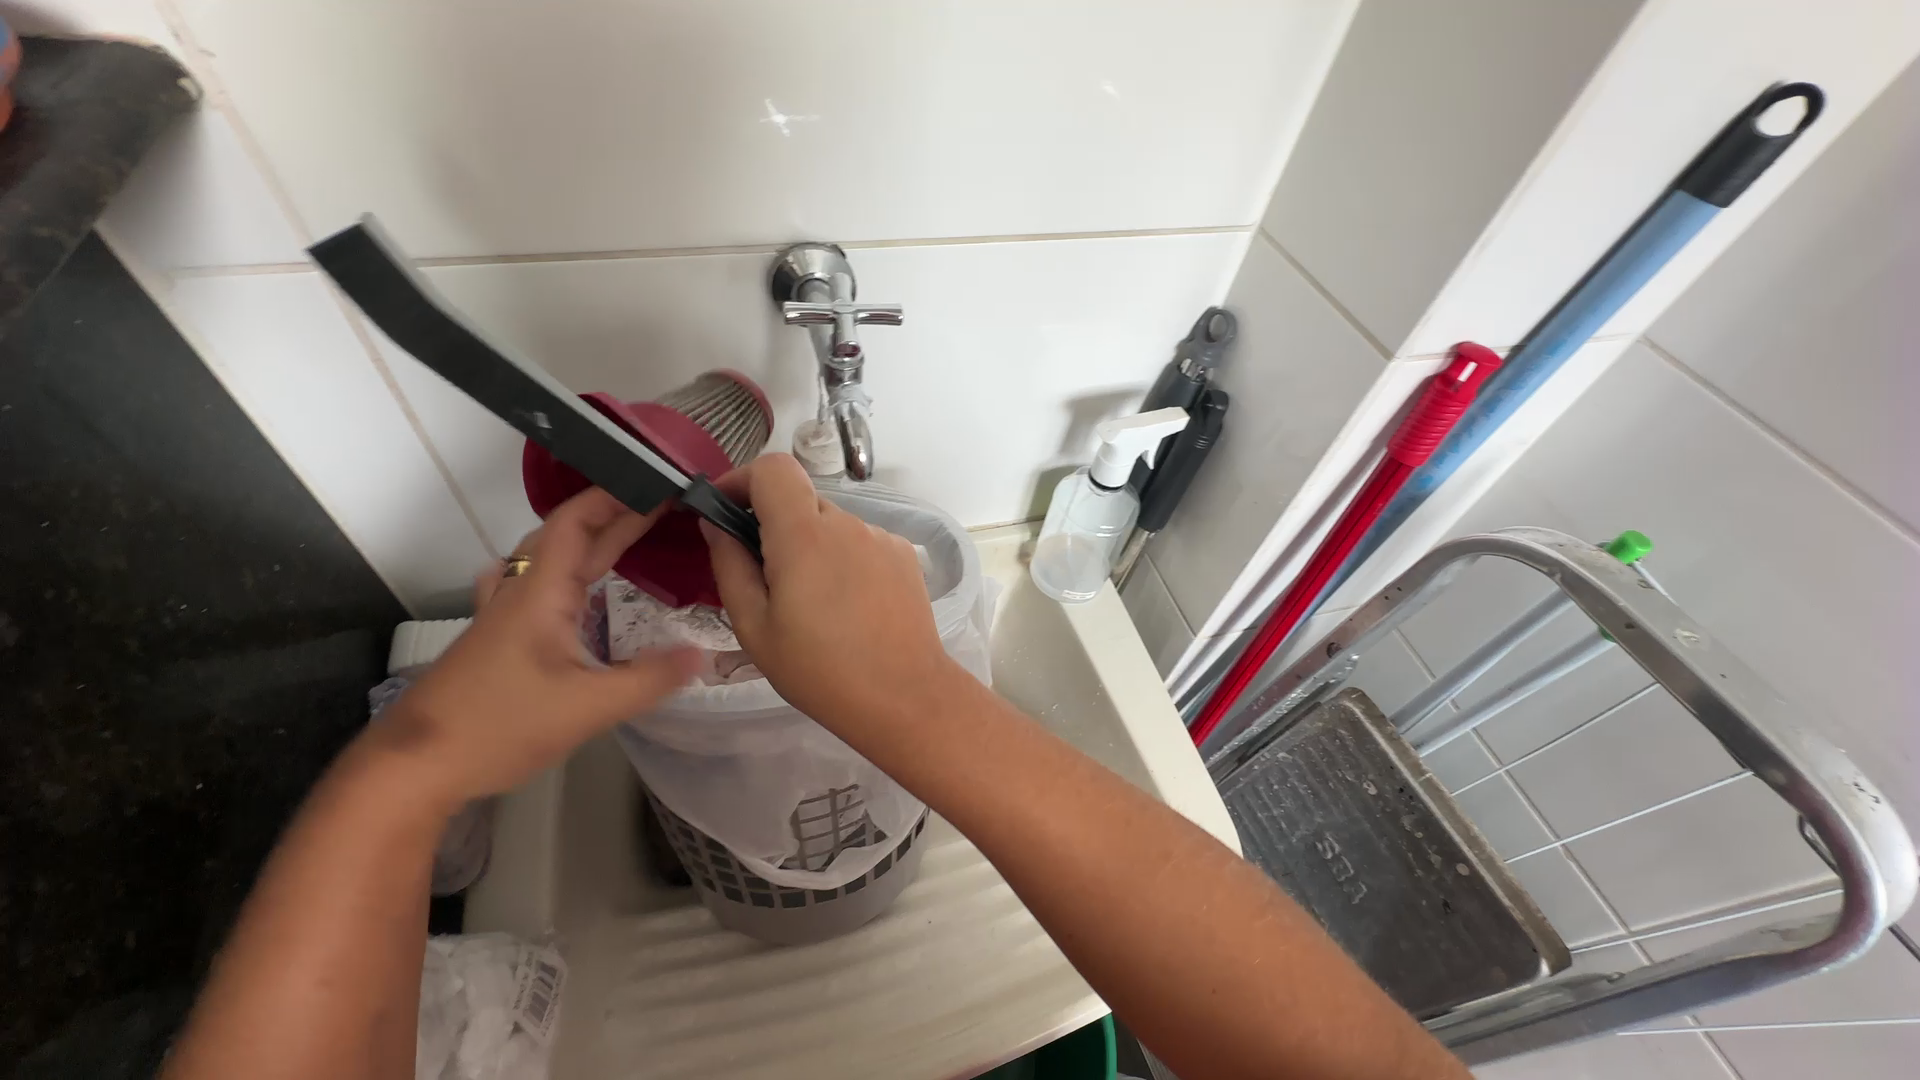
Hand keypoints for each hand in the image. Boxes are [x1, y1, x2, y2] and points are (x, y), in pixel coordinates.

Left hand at [377, 488, 699, 803]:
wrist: (416, 767)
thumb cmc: (500, 726)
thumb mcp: (588, 708)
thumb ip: (649, 679)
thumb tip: (703, 655)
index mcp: (539, 593)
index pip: (574, 523)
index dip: (613, 498)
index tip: (658, 488)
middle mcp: (519, 594)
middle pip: (567, 537)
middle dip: (615, 518)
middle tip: (664, 511)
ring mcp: (503, 617)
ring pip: (547, 561)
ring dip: (588, 543)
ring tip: (625, 538)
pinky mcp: (498, 640)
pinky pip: (535, 587)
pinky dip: (563, 574)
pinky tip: (566, 588)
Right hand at [701, 454, 964, 736]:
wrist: (904, 696)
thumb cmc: (820, 671)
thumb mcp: (755, 628)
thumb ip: (730, 566)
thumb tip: (715, 525)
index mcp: (804, 535)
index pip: (773, 468)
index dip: (744, 479)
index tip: (726, 511)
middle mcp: (847, 523)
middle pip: (800, 501)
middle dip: (775, 527)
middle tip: (766, 579)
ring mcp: (881, 537)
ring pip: (831, 525)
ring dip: (811, 547)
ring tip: (812, 604)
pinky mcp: (904, 555)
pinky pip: (860, 543)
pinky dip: (843, 560)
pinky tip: (847, 606)